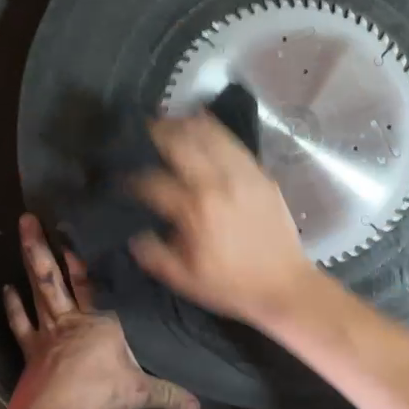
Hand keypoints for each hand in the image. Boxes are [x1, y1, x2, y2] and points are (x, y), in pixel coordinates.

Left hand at [4, 214, 198, 408]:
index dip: (81, 259)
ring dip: (29, 262)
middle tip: (28, 218)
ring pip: (38, 290)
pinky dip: (13, 306)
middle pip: (55, 277)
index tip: (73, 231)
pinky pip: (20, 323)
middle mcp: (72, 320)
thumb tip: (197, 407)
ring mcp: (47, 332)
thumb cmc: (97, 397)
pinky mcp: (31, 350)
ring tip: (22, 235)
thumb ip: (168, 395)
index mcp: (102, 322)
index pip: (93, 284)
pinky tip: (6, 288)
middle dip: (42, 247)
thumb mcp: (139, 394)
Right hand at [129, 112, 322, 325]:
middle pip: (180, 144)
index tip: (123, 181)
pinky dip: (214, 130)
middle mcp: (217, 183)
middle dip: (157, 134)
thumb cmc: (232, 286)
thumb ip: (154, 255)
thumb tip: (135, 234)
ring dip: (185, 125)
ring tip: (171, 121)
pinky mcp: (260, 174)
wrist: (285, 285)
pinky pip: (233, 143)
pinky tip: (203, 125)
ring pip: (209, 135)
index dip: (132, 180)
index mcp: (194, 210)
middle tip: (143, 131)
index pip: (153, 183)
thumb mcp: (184, 280)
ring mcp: (242, 175)